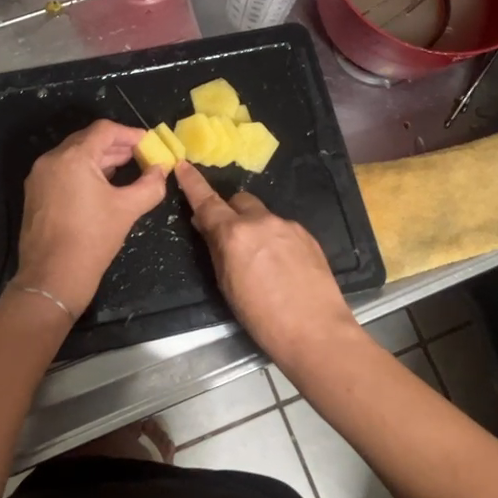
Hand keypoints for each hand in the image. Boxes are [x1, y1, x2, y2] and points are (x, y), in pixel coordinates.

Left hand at [13, 120, 168, 317]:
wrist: (52, 278)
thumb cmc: (92, 240)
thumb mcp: (127, 210)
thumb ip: (150, 185)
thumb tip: (162, 170)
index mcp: (73, 157)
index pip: (104, 130)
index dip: (130, 133)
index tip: (148, 143)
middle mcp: (51, 160)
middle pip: (87, 140)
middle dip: (115, 146)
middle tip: (140, 155)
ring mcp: (39, 178)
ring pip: (73, 156)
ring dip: (99, 159)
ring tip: (124, 169)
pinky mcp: (35, 195)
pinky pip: (62, 172)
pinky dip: (83, 172)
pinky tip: (101, 186)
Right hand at [172, 160, 361, 362]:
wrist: (315, 331)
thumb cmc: (261, 317)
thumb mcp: (226, 285)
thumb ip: (216, 249)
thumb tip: (207, 226)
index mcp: (234, 234)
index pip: (207, 201)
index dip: (192, 183)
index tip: (182, 166)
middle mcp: (261, 221)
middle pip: (239, 201)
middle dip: (231, 212)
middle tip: (228, 238)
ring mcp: (288, 226)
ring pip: (263, 216)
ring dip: (255, 229)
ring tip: (261, 262)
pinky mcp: (307, 236)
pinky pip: (282, 229)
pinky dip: (275, 240)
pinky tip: (282, 267)